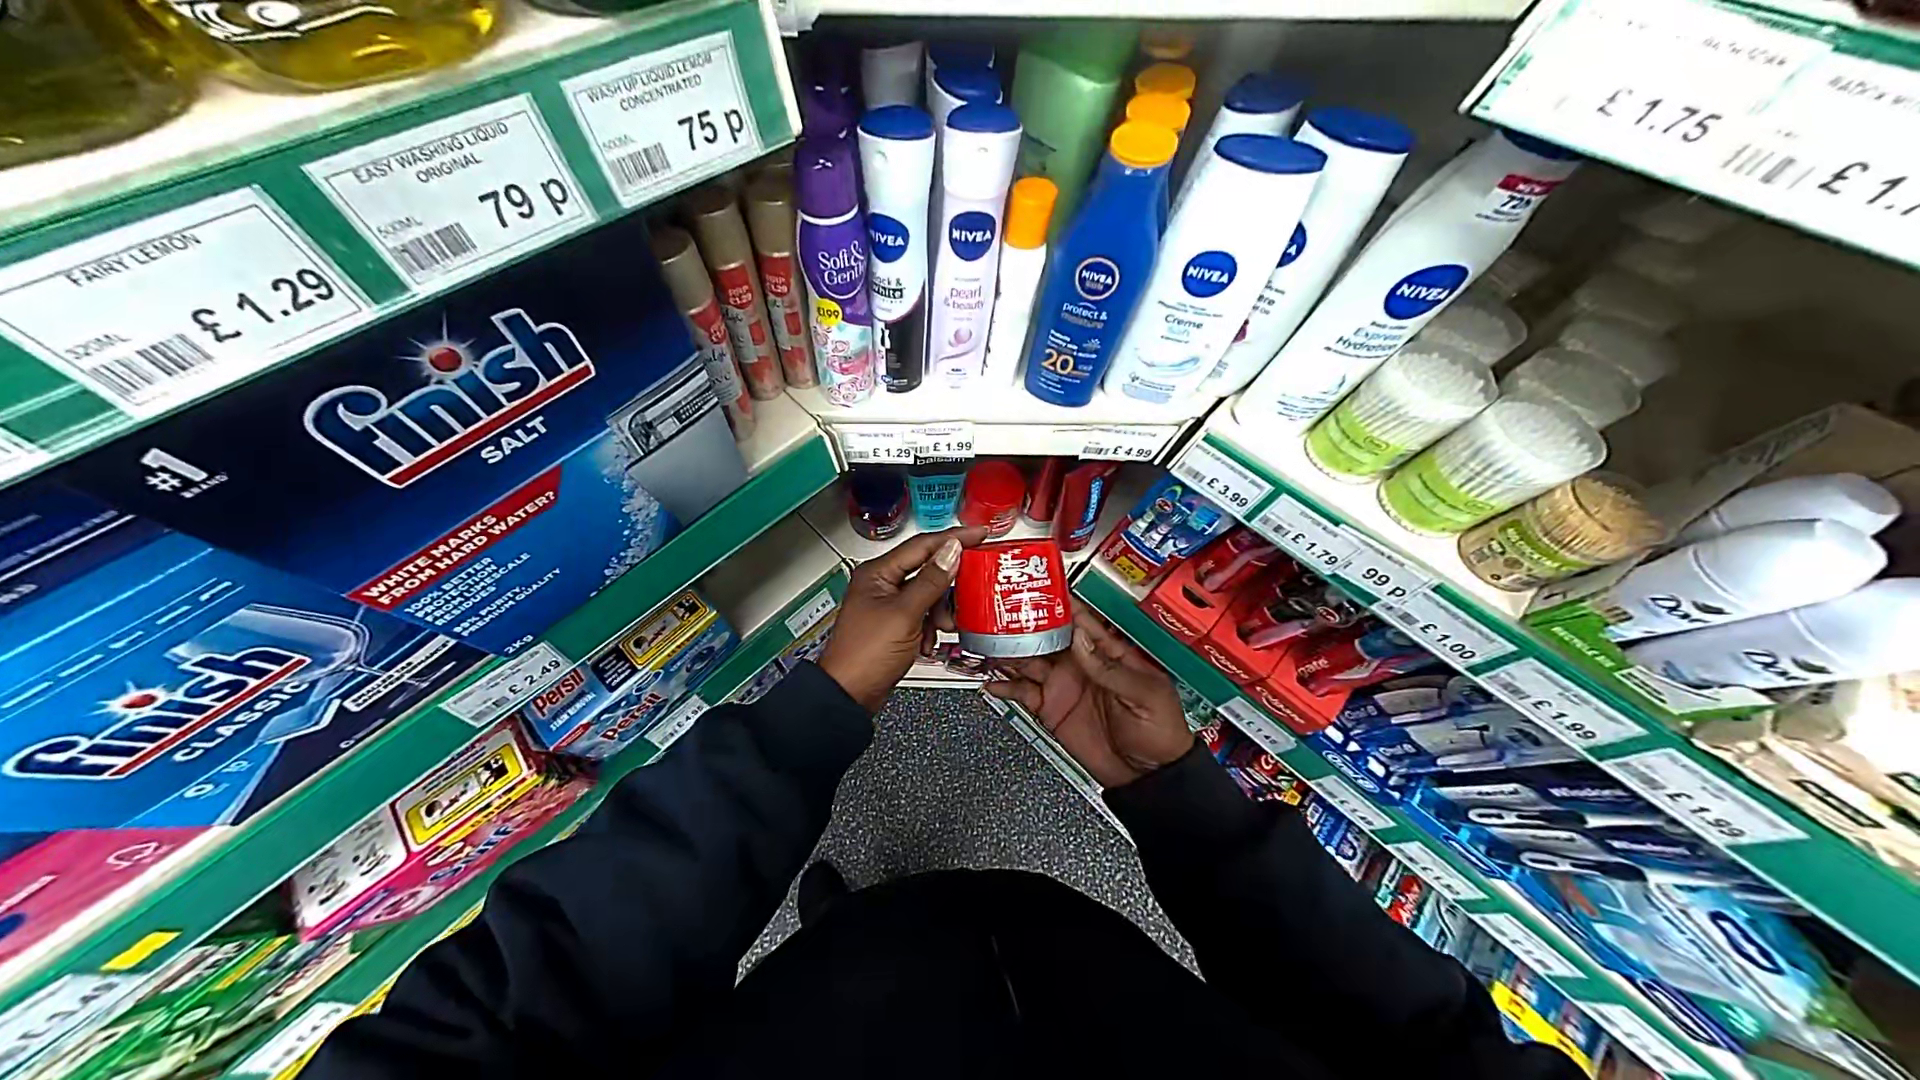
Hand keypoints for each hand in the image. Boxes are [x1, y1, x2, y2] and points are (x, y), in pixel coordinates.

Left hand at [819, 526, 989, 712]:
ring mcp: (888, 604)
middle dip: (948, 588)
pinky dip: (930, 627)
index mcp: (878, 573)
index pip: (922, 545)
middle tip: (969, 591)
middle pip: (928, 570)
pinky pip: (923, 615)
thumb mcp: (905, 614)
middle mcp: (882, 584)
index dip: (954, 539)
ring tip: (941, 627)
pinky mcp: (894, 623)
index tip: (979, 535)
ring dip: (939, 612)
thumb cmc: (864, 655)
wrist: (849, 694)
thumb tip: (951, 551)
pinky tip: (927, 642)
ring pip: (928, 595)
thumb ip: (931, 581)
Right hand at [986, 609, 1191, 787]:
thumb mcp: (1144, 694)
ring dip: (1009, 650)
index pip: (1081, 622)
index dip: (1062, 605)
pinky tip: (992, 681)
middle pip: (1048, 636)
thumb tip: (1080, 639)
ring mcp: (1063, 685)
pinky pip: (1022, 692)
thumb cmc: (1159, 731)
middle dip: (1026, 623)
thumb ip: (1109, 668)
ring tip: (988, 642)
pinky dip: (1005, 686)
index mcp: (1108, 654)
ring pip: (1029, 660)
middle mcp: (1081, 665)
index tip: (1042, 591)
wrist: (1146, 777)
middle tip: (1003, 615)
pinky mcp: (1050, 708)